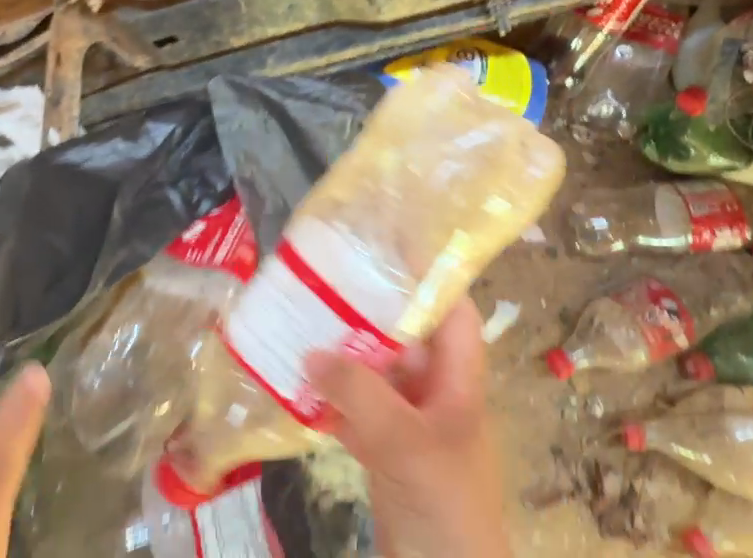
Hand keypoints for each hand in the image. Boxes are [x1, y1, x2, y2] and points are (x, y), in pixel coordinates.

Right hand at [308, 297, 510, 557]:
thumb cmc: (445, 505)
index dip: (426, 277)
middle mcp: (436, 394)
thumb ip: (360, 393)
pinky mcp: (384, 451)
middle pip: (404, 336)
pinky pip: (354, 409)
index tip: (382, 246)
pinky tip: (293, 382)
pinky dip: (327, 397)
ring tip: (297, 321)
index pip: (452, 311)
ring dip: (340, 353)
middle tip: (320, 280)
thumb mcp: (406, 443)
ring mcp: (409, 423)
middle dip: (365, 310)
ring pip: (374, 372)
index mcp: (459, 381)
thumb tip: (312, 351)